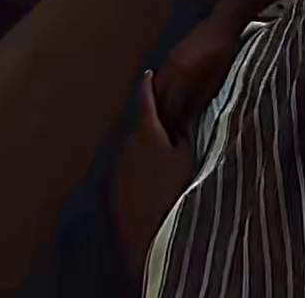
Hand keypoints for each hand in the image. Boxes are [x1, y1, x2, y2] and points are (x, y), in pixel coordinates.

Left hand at [113, 74, 193, 274]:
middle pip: (141, 123)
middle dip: (153, 119)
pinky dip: (140, 161)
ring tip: (163, 150)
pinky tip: (153, 174)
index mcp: (148, 130)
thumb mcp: (187, 155)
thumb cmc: (174, 187)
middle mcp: (130, 142)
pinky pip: (131, 164)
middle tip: (169, 120)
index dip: (147, 84)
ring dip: (147, 142)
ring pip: (136, 144)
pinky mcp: (118, 185)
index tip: (148, 72)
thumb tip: (179, 120)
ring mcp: (121, 164)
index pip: (146, 99)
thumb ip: (182, 133)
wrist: (150, 233)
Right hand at [153, 23, 238, 134]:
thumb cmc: (223, 54)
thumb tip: (187, 121)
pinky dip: (160, 92)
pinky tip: (166, 99)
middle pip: (158, 100)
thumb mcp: (214, 81)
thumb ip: (198, 101)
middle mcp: (170, 69)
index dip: (170, 127)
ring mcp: (169, 60)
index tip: (174, 142)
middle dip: (161, 119)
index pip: (170, 109)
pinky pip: (160, 78)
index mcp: (182, 77)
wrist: (221, 24)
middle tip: (167, 136)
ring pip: (156, 89)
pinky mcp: (171, 55)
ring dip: (158, 105)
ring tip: (165, 120)